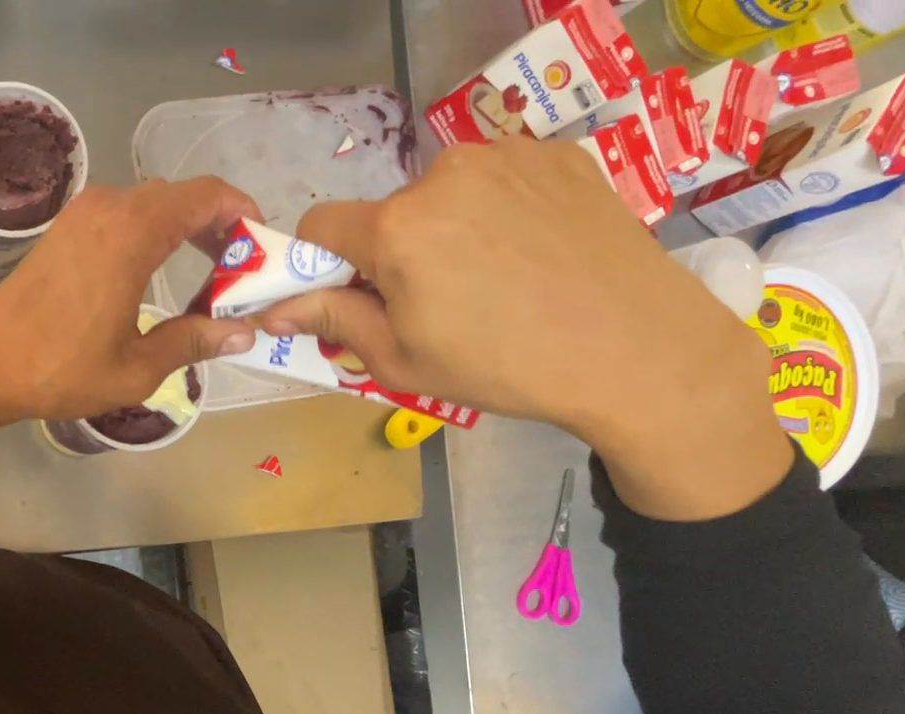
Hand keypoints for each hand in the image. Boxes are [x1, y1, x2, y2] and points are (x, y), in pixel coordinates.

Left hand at [0, 177, 260, 431]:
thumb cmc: (60, 371)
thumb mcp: (136, 368)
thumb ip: (193, 341)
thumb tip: (243, 334)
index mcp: (131, 233)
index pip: (206, 196)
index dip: (242, 213)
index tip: (258, 247)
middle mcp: (106, 208)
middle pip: (178, 196)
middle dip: (215, 226)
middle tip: (233, 272)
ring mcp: (78, 216)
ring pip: (147, 204)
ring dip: (179, 229)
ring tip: (198, 275)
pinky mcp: (60, 231)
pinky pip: (117, 216)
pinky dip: (145, 233)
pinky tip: (150, 273)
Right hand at [256, 137, 791, 520]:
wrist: (634, 349)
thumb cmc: (499, 366)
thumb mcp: (399, 359)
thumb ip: (332, 320)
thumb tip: (271, 310)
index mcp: (396, 229)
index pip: (319, 225)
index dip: (317, 262)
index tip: (343, 294)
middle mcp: (443, 175)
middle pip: (384, 213)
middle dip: (389, 253)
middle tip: (429, 302)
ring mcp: (505, 157)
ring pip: (439, 194)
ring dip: (441, 230)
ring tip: (487, 278)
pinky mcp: (556, 155)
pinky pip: (494, 179)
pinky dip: (492, 211)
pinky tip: (527, 253)